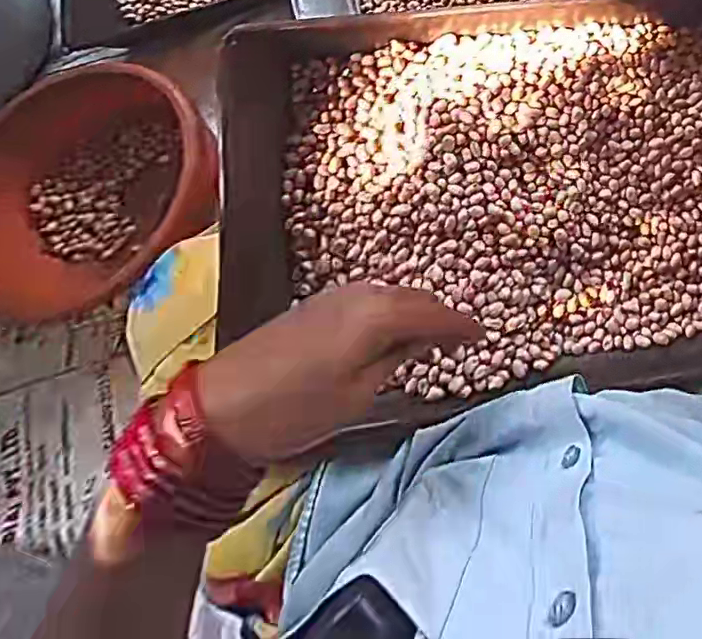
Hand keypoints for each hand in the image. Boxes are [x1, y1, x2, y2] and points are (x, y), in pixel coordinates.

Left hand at [191, 284, 482, 462]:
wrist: (220, 405)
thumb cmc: (294, 409)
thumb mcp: (357, 394)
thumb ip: (397, 359)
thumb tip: (425, 341)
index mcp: (377, 314)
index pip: (433, 314)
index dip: (461, 326)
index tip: (482, 336)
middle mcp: (361, 293)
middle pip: (415, 298)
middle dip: (440, 316)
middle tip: (460, 339)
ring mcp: (337, 294)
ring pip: (393, 295)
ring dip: (415, 311)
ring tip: (430, 338)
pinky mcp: (319, 302)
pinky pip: (372, 298)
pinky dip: (391, 310)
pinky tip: (391, 330)